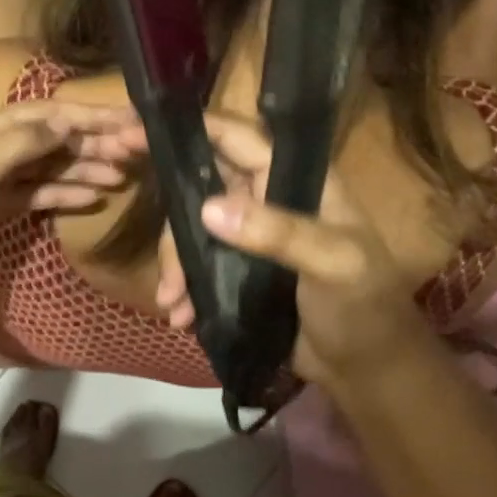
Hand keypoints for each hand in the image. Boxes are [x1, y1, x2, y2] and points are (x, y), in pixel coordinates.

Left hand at [0, 100, 144, 294]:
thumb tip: (64, 121)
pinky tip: (93, 197)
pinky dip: (62, 195)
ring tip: (122, 175)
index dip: (87, 116)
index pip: (45, 113)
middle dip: (91, 143)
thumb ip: (23, 142)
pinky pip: (36, 195)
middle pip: (49, 139)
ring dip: (82, 169)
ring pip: (47, 169)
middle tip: (135, 151)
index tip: (128, 120)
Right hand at [154, 114, 425, 386]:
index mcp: (295, 180)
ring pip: (192, 233)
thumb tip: (207, 208)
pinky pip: (195, 267)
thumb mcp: (334, 263)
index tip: (131, 132)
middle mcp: (268, 199)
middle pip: (200, 191)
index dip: (188, 130)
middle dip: (174, 228)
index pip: (236, 138)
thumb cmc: (364, 305)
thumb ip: (278, 232)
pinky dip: (183, 290)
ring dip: (176, 268)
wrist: (365, 366)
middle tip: (161, 264)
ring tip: (174, 303)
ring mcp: (249, 237)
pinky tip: (182, 316)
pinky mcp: (236, 271)